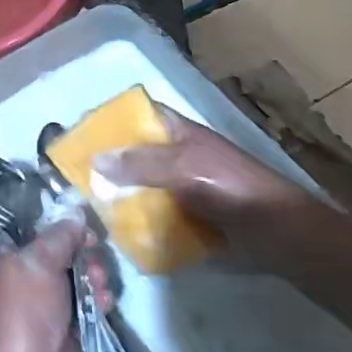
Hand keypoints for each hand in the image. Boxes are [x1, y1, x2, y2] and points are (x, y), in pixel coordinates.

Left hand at [0, 221, 111, 351]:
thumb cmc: (29, 314)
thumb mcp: (40, 262)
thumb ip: (61, 234)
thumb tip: (76, 219)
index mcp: (9, 257)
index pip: (34, 225)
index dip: (59, 222)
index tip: (80, 222)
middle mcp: (28, 274)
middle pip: (64, 246)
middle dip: (84, 251)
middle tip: (92, 258)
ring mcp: (51, 298)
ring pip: (81, 269)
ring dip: (95, 274)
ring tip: (99, 288)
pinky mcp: (72, 319)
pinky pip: (91, 295)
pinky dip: (100, 297)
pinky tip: (104, 304)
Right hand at [95, 105, 322, 266]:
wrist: (279, 235)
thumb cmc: (233, 189)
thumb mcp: (185, 168)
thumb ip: (142, 163)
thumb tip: (95, 158)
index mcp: (180, 134)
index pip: (140, 117)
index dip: (112, 121)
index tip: (78, 135)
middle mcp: (178, 157)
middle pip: (136, 156)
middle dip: (108, 165)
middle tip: (73, 181)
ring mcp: (183, 190)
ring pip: (142, 188)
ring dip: (119, 197)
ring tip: (85, 209)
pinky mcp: (189, 220)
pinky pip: (155, 217)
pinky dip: (137, 223)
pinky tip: (114, 233)